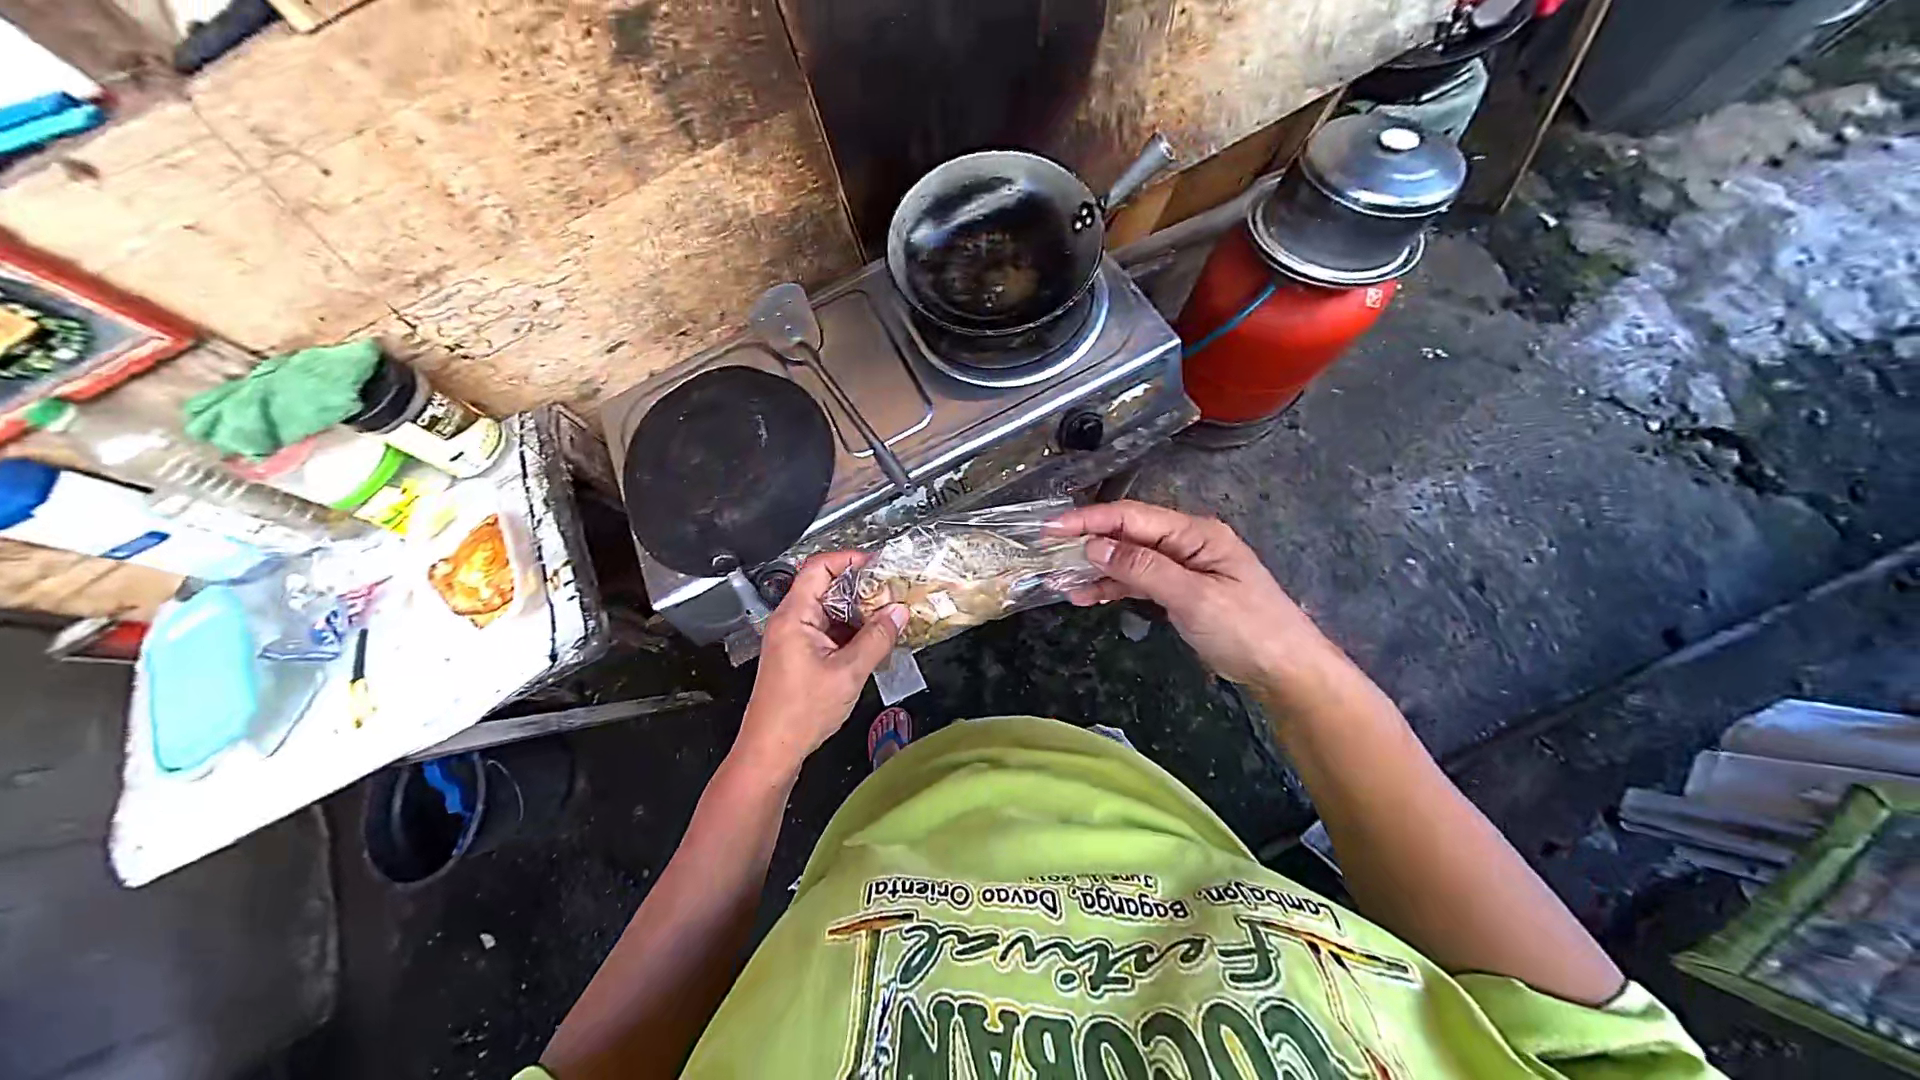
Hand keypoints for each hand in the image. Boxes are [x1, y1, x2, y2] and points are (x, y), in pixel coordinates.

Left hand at [734, 552, 906, 775]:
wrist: (772, 749)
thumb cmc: (798, 713)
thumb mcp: (848, 672)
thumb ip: (877, 638)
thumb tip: (898, 613)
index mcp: (794, 616)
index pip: (818, 567)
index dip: (849, 559)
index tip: (877, 564)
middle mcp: (791, 621)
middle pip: (827, 586)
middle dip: (861, 588)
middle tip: (890, 595)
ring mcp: (794, 638)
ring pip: (830, 610)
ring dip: (858, 612)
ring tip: (887, 619)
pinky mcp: (800, 654)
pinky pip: (829, 630)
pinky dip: (851, 631)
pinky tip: (873, 641)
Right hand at [1050, 500, 1334, 685]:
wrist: (1286, 670)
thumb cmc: (1247, 629)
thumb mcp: (1193, 596)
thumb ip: (1143, 568)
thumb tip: (1096, 546)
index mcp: (1195, 534)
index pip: (1132, 518)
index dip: (1089, 520)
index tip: (1052, 527)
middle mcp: (1187, 544)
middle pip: (1128, 535)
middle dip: (1088, 543)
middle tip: (1047, 553)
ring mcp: (1183, 568)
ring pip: (1129, 560)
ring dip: (1096, 569)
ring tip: (1061, 581)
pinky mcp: (1180, 591)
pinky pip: (1138, 582)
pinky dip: (1114, 587)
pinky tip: (1088, 595)